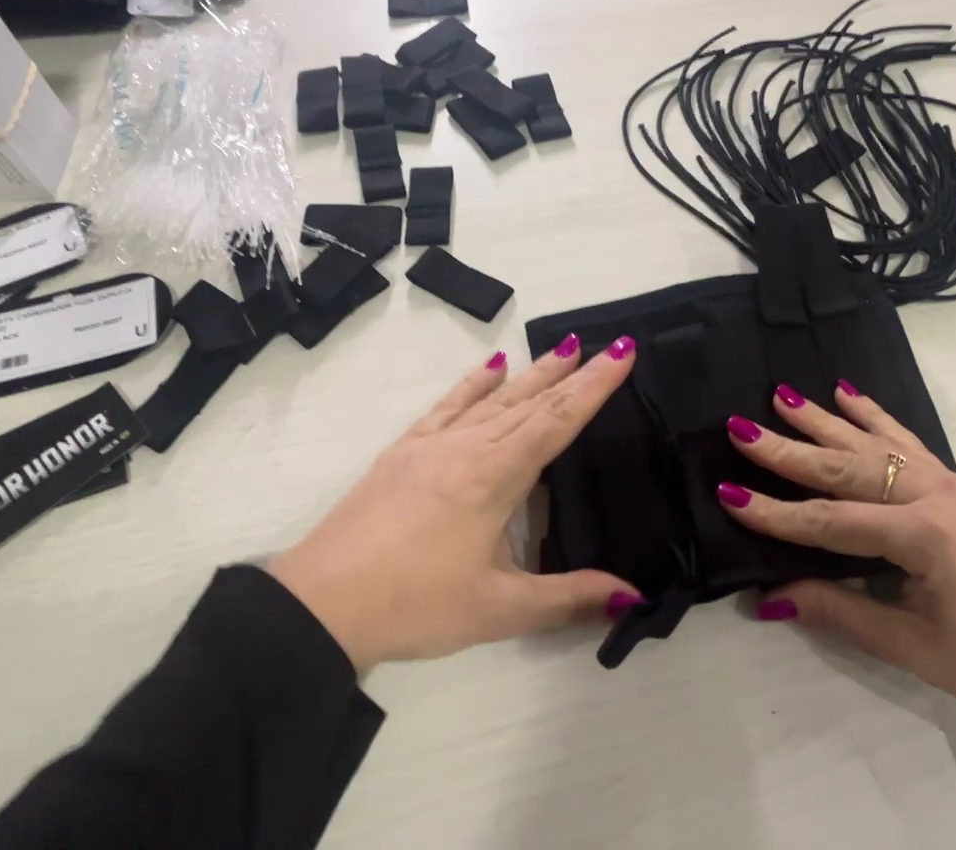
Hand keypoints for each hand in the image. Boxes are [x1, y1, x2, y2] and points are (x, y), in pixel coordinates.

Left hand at [264, 336, 640, 672]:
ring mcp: (431, 446)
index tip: (623, 351)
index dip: (594, 386)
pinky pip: (447, 406)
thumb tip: (633, 595)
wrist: (322, 601)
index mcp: (495, 477)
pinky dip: (472, 384)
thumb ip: (570, 598)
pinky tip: (489, 368)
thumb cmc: (415, 604)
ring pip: (491, 399)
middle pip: (529, 402)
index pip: (556, 420)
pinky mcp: (403, 452)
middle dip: (571, 373)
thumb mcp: (500, 610)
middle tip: (604, 345)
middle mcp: (466, 448)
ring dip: (530, 374)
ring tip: (561, 349)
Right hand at [718, 380, 955, 764]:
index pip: (832, 520)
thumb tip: (769, 598)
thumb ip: (839, 611)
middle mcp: (940, 495)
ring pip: (878, 446)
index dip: (776, 514)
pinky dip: (878, 419)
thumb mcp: (915, 648)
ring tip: (784, 396)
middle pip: (849, 468)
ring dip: (828, 421)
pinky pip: (911, 446)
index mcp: (928, 534)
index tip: (727, 496)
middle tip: (740, 428)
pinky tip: (853, 396)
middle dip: (790, 451)